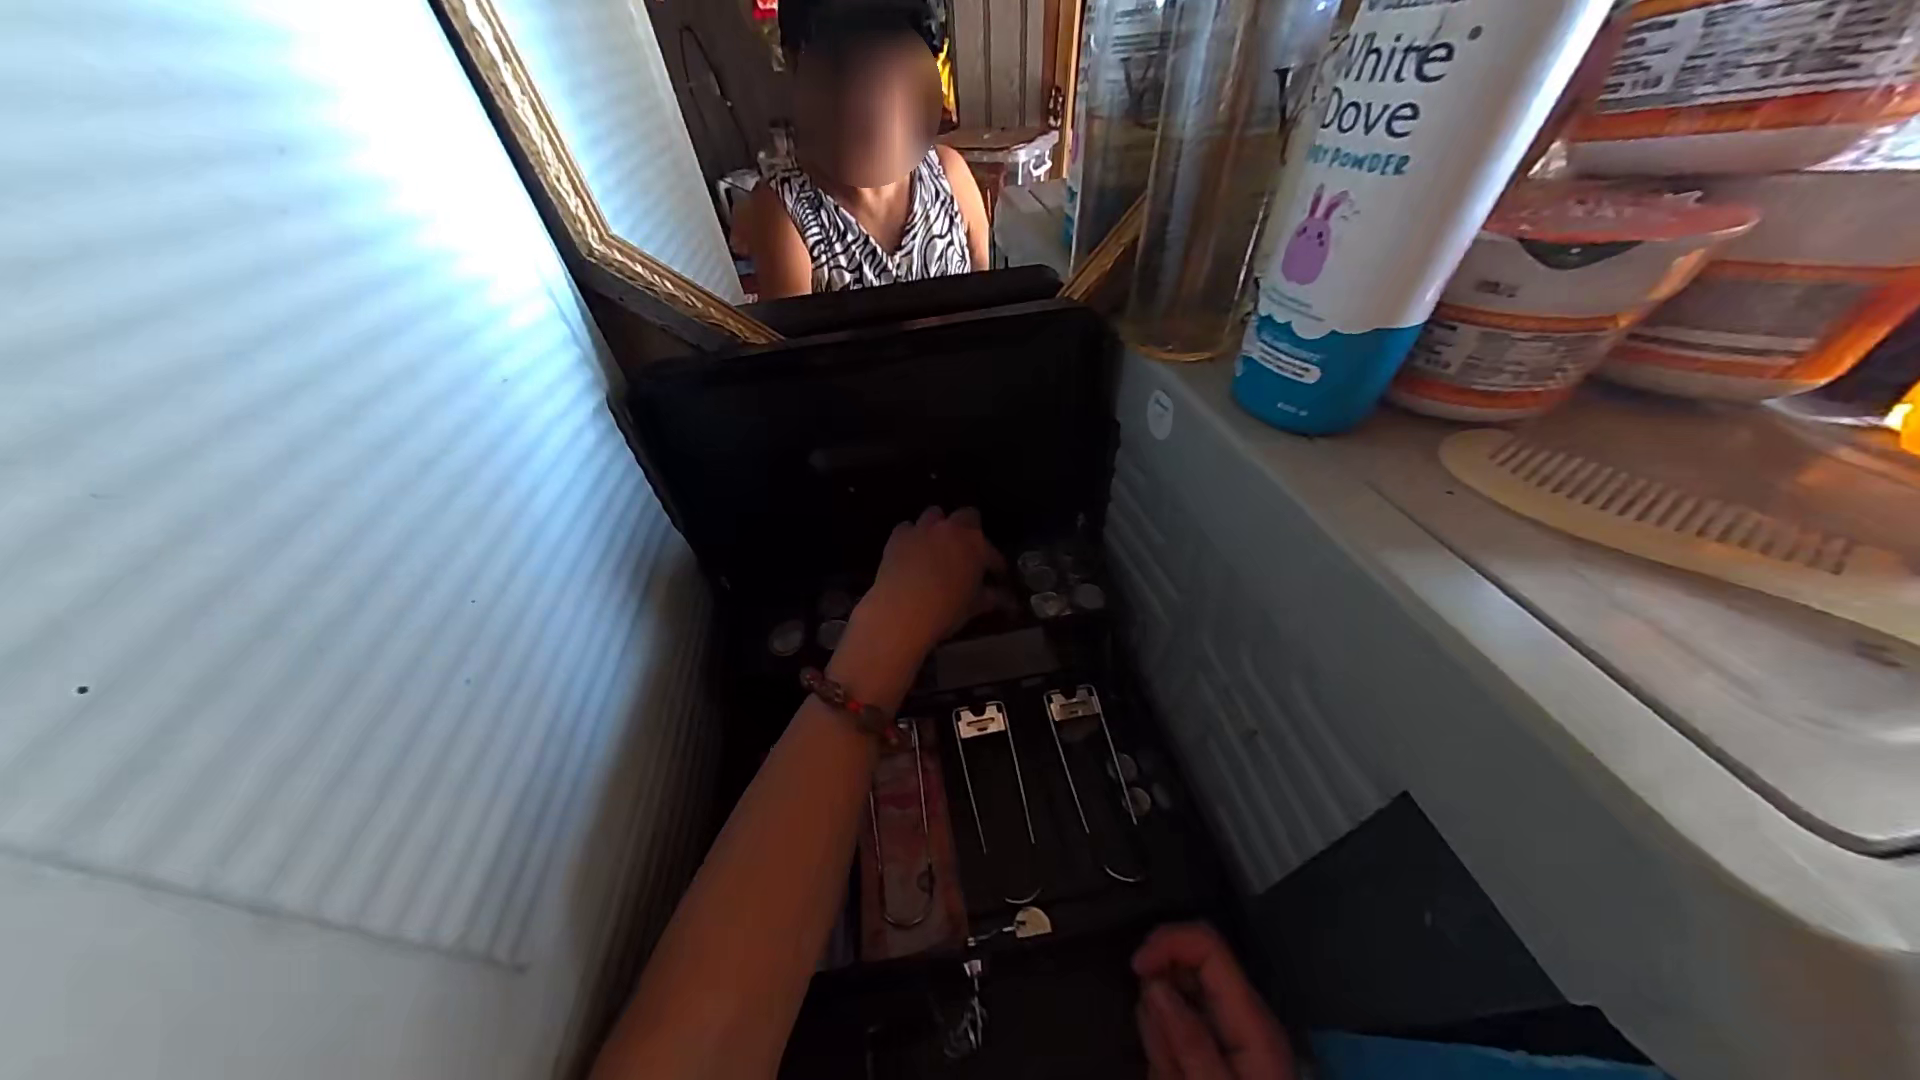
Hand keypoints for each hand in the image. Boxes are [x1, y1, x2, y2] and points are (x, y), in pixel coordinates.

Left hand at [855, 507, 1003, 656]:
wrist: (902, 611)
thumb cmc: (946, 609)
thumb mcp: (974, 606)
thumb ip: (992, 597)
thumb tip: (1005, 599)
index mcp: (976, 545)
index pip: (993, 553)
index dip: (996, 566)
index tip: (996, 578)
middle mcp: (951, 529)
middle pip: (967, 515)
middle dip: (969, 530)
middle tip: (967, 552)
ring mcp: (923, 529)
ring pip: (934, 514)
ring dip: (938, 527)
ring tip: (937, 547)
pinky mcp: (898, 536)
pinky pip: (907, 528)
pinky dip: (911, 537)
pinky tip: (911, 552)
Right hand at [1134, 923, 1295, 1079]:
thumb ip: (1188, 1042)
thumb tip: (1154, 982)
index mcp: (1250, 1020)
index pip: (1208, 944)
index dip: (1167, 942)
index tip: (1136, 969)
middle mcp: (1243, 1016)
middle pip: (1190, 964)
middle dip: (1160, 993)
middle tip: (1157, 1049)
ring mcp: (1231, 1033)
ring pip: (1178, 997)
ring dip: (1161, 1030)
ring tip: (1172, 1079)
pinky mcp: (1219, 1051)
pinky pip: (1179, 1029)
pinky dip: (1165, 1047)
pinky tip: (1173, 1078)